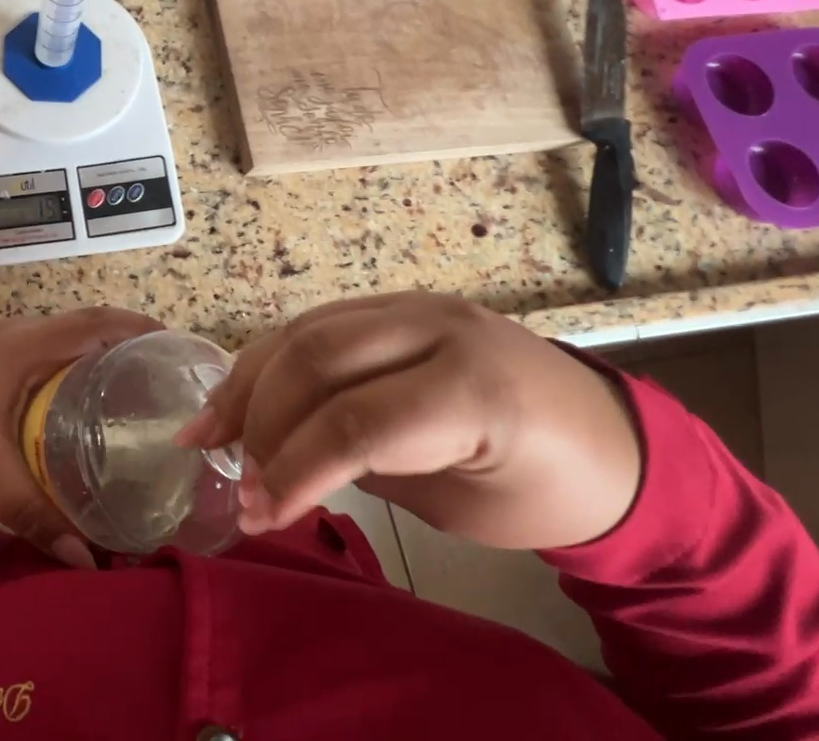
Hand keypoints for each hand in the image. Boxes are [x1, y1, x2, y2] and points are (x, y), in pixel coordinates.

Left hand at [0, 307, 162, 566]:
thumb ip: (38, 515)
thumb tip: (88, 561)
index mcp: (26, 347)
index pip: (95, 322)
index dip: (139, 327)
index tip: (176, 347)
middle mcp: (21, 332)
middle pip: (87, 321)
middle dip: (130, 335)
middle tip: (168, 371)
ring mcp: (6, 339)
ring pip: (68, 330)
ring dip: (103, 343)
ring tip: (140, 378)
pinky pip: (52, 342)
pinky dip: (79, 353)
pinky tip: (91, 388)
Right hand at [179, 292, 642, 549]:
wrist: (608, 438)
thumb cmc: (545, 491)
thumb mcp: (458, 503)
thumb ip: (361, 471)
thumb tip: (268, 482)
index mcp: (474, 390)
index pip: (355, 423)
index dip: (293, 471)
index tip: (258, 516)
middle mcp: (437, 328)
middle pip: (313, 360)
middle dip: (262, 425)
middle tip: (240, 482)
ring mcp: (412, 305)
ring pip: (301, 333)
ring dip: (246, 385)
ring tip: (209, 435)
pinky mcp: (394, 303)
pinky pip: (313, 325)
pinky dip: (268, 361)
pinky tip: (237, 394)